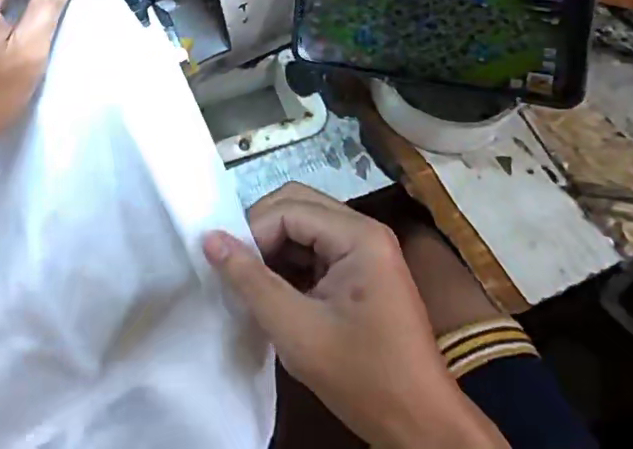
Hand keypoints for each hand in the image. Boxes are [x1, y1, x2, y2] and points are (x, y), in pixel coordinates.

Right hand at [203, 184, 506, 448]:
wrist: (423, 431)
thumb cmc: (364, 377)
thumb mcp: (297, 331)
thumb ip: (250, 280)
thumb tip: (209, 238)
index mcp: (358, 236)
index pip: (288, 209)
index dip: (253, 233)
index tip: (230, 268)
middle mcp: (364, 231)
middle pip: (295, 206)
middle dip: (261, 233)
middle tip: (237, 268)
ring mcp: (365, 250)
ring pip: (302, 227)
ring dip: (273, 249)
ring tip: (252, 284)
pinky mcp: (361, 272)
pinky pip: (314, 249)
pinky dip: (288, 265)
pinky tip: (275, 294)